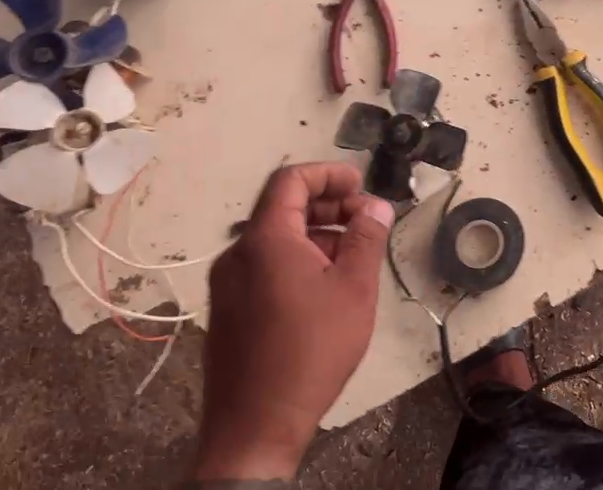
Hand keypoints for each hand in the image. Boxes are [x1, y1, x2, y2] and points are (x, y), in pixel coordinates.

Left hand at [192, 163, 393, 479]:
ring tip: (354, 258)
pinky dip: (297, 259)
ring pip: (275, 239)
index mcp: (265, 240)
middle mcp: (237, 254)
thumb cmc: (311, 349)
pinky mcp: (227, 311)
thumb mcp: (354, 287)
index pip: (291, 180)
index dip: (329, 174)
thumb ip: (367, 237)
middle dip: (329, 206)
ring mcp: (227, 285)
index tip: (361, 185)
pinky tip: (325, 288)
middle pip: (283, 208)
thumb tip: (375, 206)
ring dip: (317, 235)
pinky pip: (264, 265)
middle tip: (367, 222)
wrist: (255, 427)